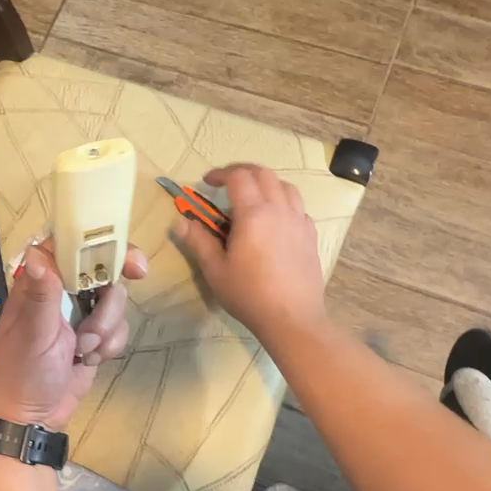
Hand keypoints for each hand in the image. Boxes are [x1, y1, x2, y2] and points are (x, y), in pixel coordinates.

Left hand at [0, 240, 147, 429]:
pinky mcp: (95, 337)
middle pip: (103, 272)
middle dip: (109, 300)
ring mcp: (79, 315)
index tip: (128, 261)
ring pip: (114, 302)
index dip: (101, 246)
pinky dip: (111, 345)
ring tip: (84, 350)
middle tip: (101, 324)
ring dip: (107, 329)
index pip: (70, 247)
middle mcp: (60, 293)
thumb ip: (41, 295)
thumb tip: (37, 253)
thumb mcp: (32, 335)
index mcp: (38, 284)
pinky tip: (90, 360)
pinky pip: (118, 329)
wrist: (30, 421)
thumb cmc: (20, 374)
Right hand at [171, 163, 327, 342]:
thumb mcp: (215, 270)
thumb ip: (198, 241)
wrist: (292, 318)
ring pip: (285, 186)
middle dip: (242, 172)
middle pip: (263, 174)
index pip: (238, 177)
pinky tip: (274, 219)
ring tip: (252, 196)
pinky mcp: (310, 235)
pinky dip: (283, 202)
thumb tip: (180, 222)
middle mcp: (279, 209)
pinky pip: (298, 206)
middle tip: (226, 183)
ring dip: (265, 183)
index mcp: (254, 214)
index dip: (220, 174)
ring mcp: (299, 221)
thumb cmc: (249, 294)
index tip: (207, 182)